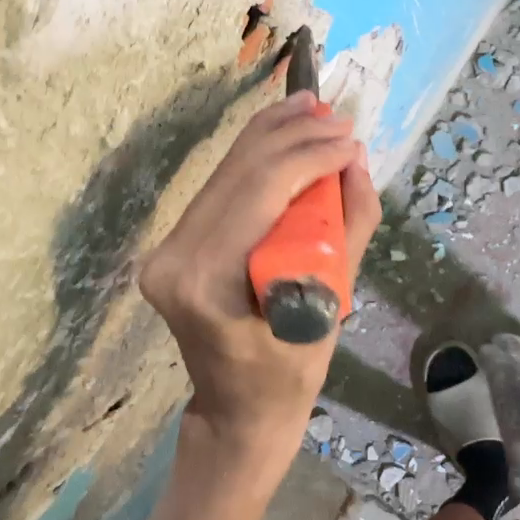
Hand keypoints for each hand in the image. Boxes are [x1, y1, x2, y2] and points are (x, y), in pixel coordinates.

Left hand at [139, 91, 380, 454]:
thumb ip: (348, 227)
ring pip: (225, 174)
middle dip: (291, 137)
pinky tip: (283, 134)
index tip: (350, 139)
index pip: (258, 192)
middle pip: (237, 173)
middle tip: (337, 117)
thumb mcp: (332, 304)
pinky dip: (255, 161)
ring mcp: (166, 251)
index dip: (307, 156)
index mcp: (206, 281)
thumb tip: (354, 161)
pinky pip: (220, 191)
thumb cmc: (290, 374)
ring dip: (271, 138)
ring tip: (313, 109)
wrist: (238, 409)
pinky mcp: (173, 247)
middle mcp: (173, 258)